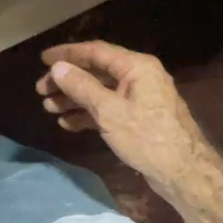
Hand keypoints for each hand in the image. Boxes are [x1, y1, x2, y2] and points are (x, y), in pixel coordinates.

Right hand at [35, 40, 200, 183]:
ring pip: (99, 92)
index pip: (96, 52)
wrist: (181, 171)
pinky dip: (87, 114)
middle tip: (40, 90)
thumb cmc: (146, 137)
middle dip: (67, 80)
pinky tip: (68, 123)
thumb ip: (82, 87)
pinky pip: (107, 109)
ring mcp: (138, 98)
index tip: (42, 59)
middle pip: (96, 72)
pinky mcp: (137, 118)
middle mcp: (138, 77)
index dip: (67, 54)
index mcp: (136, 67)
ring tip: (49, 108)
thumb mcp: (109, 111)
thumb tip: (58, 68)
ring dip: (73, 98)